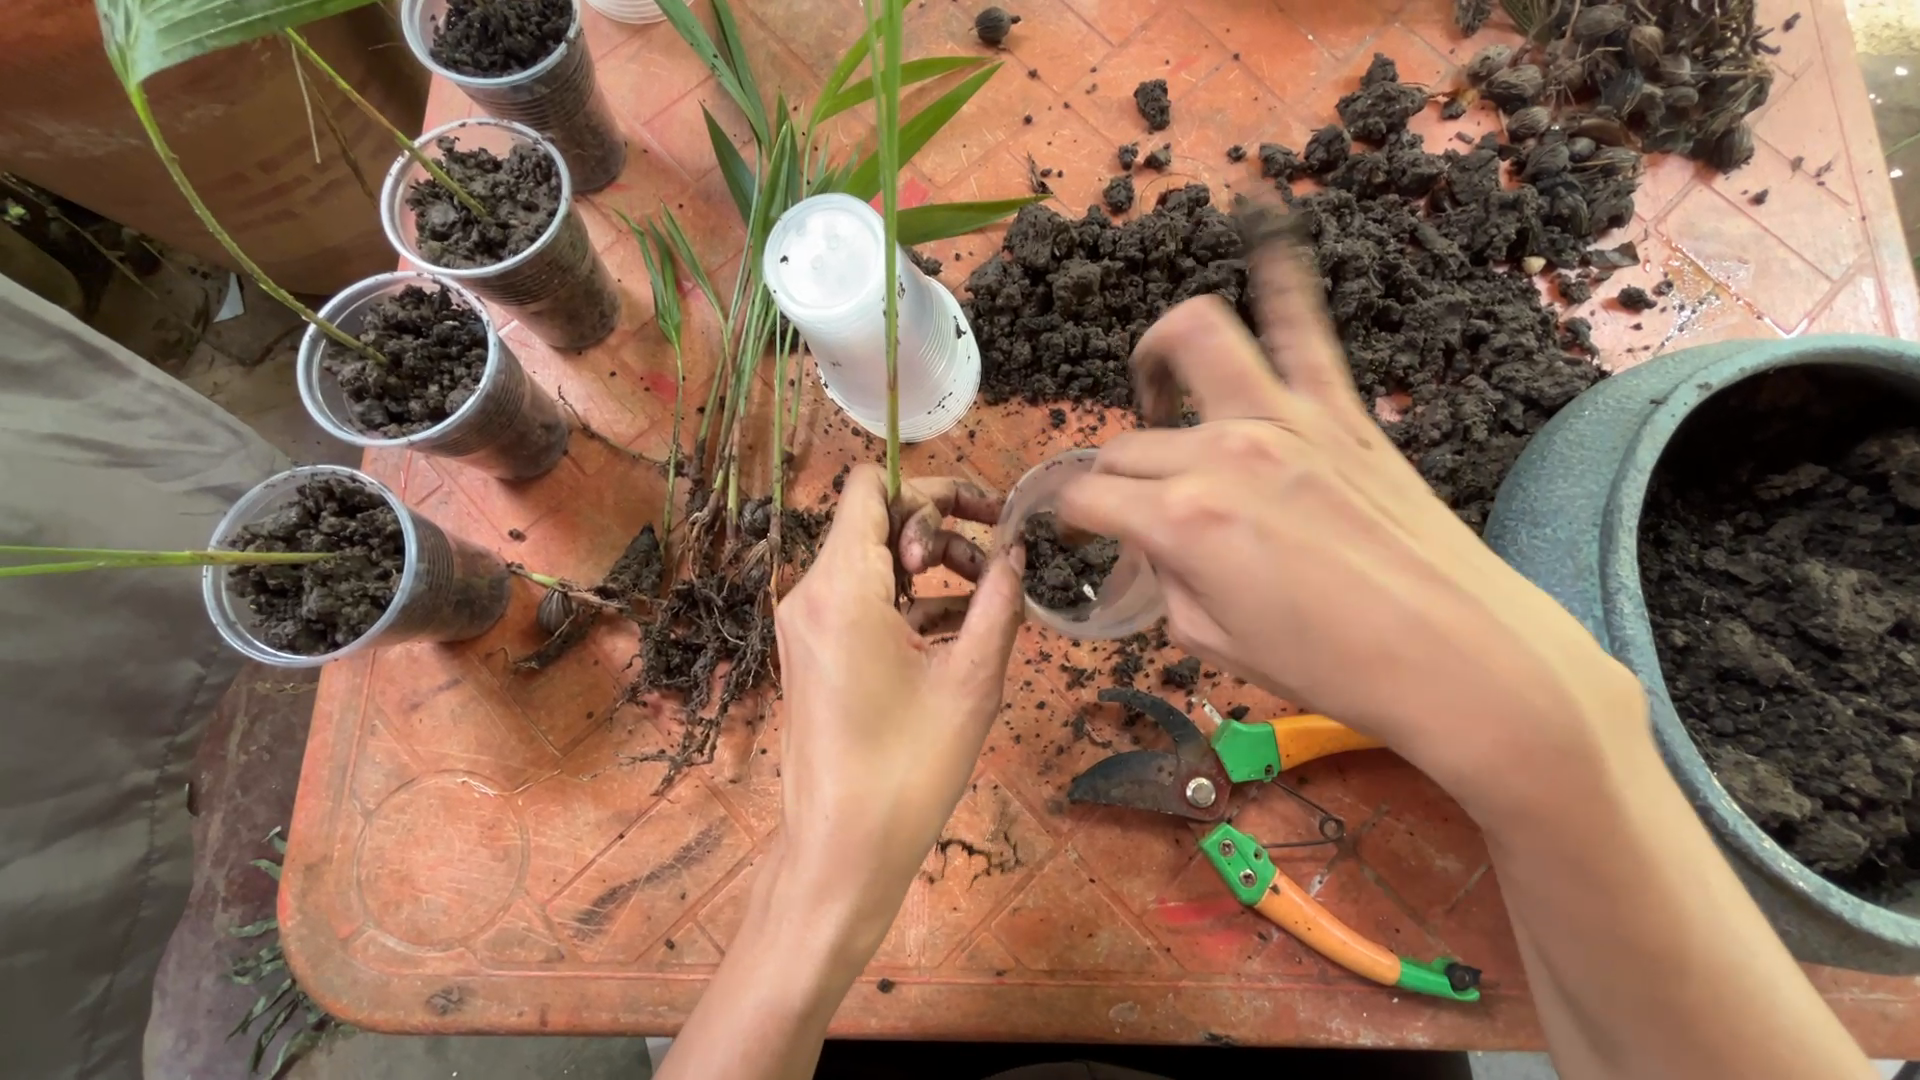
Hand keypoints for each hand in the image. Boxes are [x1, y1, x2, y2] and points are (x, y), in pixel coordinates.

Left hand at [767, 466, 1023, 953]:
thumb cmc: (909, 768)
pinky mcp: (813, 648)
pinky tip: (958, 629)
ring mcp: (806, 621)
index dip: (933, 486)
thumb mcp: (972, 678)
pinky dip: (908, 599)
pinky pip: (862, 598)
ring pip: (871, 558)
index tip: (984, 515)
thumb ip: (998, 600)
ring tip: (984, 602)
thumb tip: (1016, 549)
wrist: (842, 849)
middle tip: (991, 569)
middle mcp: (810, 592)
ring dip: (930, 567)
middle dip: (939, 530)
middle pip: (875, 519)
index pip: (872, 486)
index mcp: (841, 587)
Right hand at [1055, 233, 1646, 824]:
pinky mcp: (1340, 408)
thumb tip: (1147, 544)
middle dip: (1111, 482)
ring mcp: (1284, 418)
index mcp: (1181, 521)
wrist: (1456, 657)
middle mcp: (1221, 452)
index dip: (1064, 518)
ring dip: (1155, 358)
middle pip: (1126, 445)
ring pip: (1193, 340)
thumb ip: (1161, 576)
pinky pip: (1303, 325)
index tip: (1067, 531)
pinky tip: (1265, 230)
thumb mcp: (1207, 638)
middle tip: (1129, 514)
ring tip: (1155, 390)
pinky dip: (1281, 278)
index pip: (1087, 498)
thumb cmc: (1327, 666)